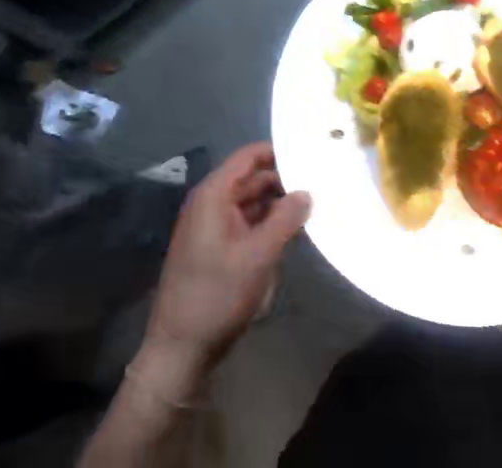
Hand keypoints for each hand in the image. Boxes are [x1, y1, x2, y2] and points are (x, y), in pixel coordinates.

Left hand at [138, 142, 310, 386]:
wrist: (179, 349)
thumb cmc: (217, 295)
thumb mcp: (259, 256)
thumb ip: (286, 219)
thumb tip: (307, 192)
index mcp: (214, 195)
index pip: (250, 156)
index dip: (279, 151)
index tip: (312, 152)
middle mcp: (210, 203)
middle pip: (252, 178)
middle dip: (284, 180)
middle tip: (322, 182)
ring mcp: (211, 226)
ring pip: (251, 202)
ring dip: (278, 204)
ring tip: (314, 205)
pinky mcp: (215, 248)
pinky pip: (246, 223)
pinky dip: (267, 223)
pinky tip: (292, 232)